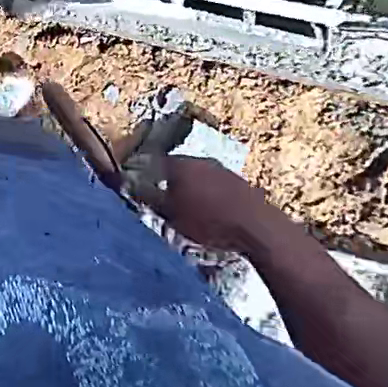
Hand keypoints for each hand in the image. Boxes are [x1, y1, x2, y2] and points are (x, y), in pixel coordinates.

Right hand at [144, 156, 298, 258]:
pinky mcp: (239, 182)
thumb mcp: (170, 214)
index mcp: (178, 164)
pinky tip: (209, 211)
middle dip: (167, 182)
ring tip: (186, 209)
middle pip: (176, 168)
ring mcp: (221, 169)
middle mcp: (199, 159)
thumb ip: (149, 198)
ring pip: (197, 175)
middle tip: (162, 201)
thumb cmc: (207, 220)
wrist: (257, 227)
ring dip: (190, 188)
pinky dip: (208, 195)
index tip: (139, 190)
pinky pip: (214, 185)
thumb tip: (130, 186)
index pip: (152, 163)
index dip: (143, 176)